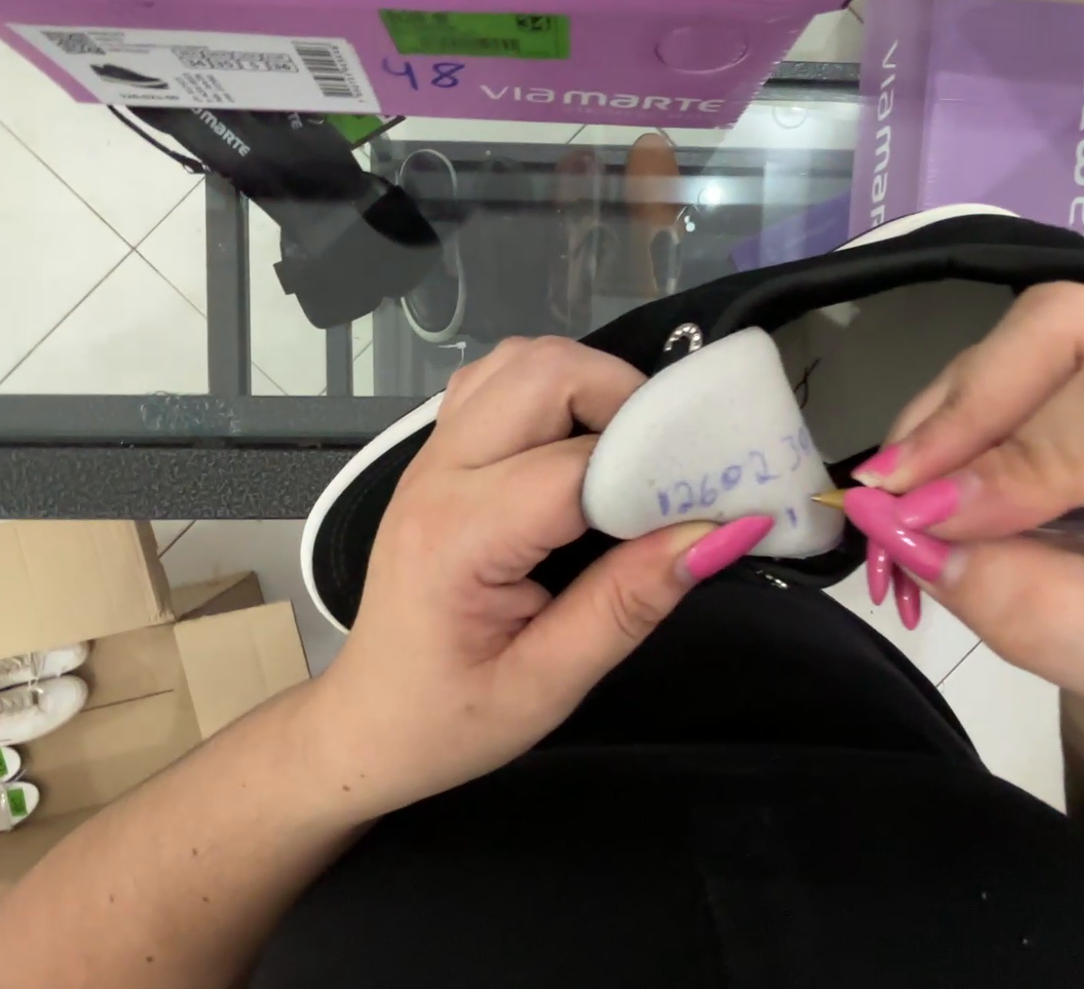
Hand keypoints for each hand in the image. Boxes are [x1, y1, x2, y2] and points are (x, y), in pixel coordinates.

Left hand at [297, 337, 773, 822]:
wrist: (364, 721)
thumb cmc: (447, 720)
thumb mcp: (548, 684)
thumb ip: (629, 603)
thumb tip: (718, 532)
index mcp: (459, 535)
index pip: (576, 464)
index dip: (654, 469)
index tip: (709, 493)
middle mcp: (438, 474)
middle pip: (542, 374)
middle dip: (622, 397)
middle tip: (666, 462)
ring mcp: (430, 456)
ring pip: (518, 361)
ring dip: (586, 384)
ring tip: (625, 451)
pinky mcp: (436, 455)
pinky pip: (496, 382)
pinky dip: (549, 389)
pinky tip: (573, 443)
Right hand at [846, 282, 1083, 774]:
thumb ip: (1039, 615)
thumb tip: (906, 536)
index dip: (1024, 452)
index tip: (932, 525)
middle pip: (1070, 329)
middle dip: (962, 411)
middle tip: (893, 498)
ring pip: (1017, 344)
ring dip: (935, 425)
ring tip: (902, 515)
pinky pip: (991, 375)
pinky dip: (932, 435)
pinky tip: (921, 500)